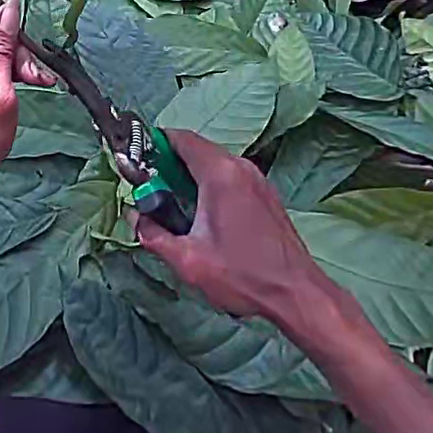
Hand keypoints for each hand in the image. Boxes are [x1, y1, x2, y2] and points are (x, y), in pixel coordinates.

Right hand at [134, 129, 337, 325]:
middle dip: (169, 163)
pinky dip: (209, 183)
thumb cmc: (243, 275)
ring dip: (189, 174)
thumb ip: (153, 235)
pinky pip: (229, 175)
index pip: (181, 139)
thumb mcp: (188, 260)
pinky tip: (202, 213)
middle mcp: (240, 167)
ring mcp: (256, 178)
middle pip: (197, 148)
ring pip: (214, 162)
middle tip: (150, 188)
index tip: (138, 162)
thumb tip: (135, 217)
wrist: (297, 293)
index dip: (155, 144)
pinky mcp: (265, 193)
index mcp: (220, 174)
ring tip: (173, 204)